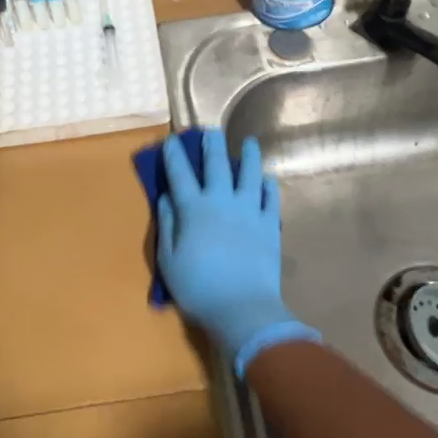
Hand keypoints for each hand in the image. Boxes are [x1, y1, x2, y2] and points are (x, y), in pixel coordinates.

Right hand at [158, 128, 319, 375]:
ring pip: (249, 173)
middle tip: (210, 130)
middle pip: (216, 164)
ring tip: (249, 142)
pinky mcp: (269, 223)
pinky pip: (270, 197)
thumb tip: (167, 197)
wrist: (242, 307)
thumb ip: (168, 224)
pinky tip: (267, 179)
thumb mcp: (169, 260)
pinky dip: (268, 185)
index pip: (180, 174)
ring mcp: (249, 209)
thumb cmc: (198, 287)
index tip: (172, 140)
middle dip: (211, 144)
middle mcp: (221, 200)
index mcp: (193, 209)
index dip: (174, 155)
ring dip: (248, 155)